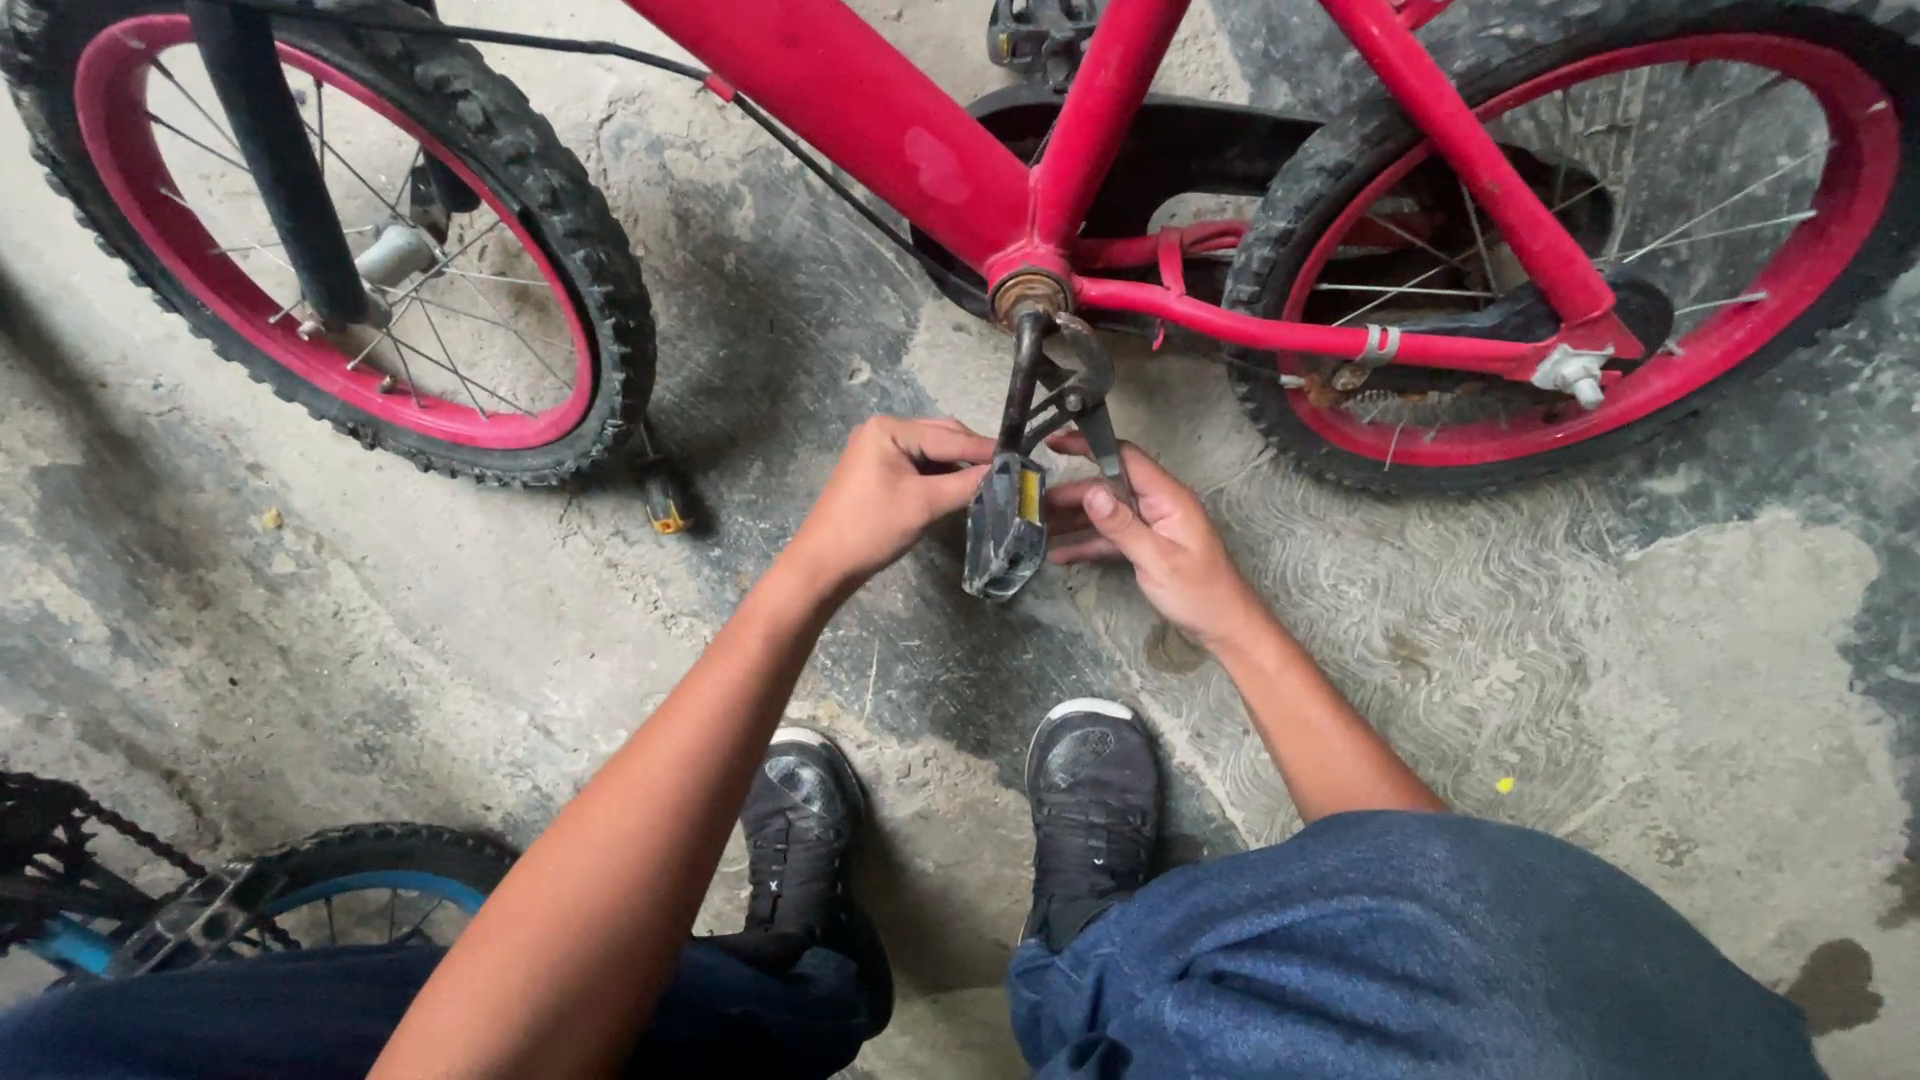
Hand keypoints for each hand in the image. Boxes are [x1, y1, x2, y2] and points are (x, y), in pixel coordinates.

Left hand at [786, 416, 994, 588]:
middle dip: (973, 455)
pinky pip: (920, 466)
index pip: (949, 436)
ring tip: (991, 482)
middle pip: (942, 437)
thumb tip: (1007, 474)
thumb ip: (966, 485)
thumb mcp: (923, 505)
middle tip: (1010, 472)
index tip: (1021, 460)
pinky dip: (942, 476)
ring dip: (959, 466)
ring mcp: (879, 450)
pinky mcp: (880, 471)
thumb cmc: (871, 529)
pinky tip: (962, 488)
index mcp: (889, 429)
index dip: (986, 450)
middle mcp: (884, 430)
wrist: (824, 564)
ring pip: (933, 452)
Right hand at [1045, 434, 1267, 648]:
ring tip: (1038, 526)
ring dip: (1074, 519)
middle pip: (1108, 487)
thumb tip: (1091, 492)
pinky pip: (1111, 538)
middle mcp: (1158, 505)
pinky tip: (1060, 554)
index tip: (1056, 442)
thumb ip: (1122, 525)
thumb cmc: (1199, 592)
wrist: (1225, 625)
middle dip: (1071, 493)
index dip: (1089, 446)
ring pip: (1106, 513)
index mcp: (1167, 497)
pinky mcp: (1146, 546)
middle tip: (1034, 501)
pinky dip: (1087, 544)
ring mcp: (1152, 526)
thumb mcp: (1158, 559)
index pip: (1125, 457)